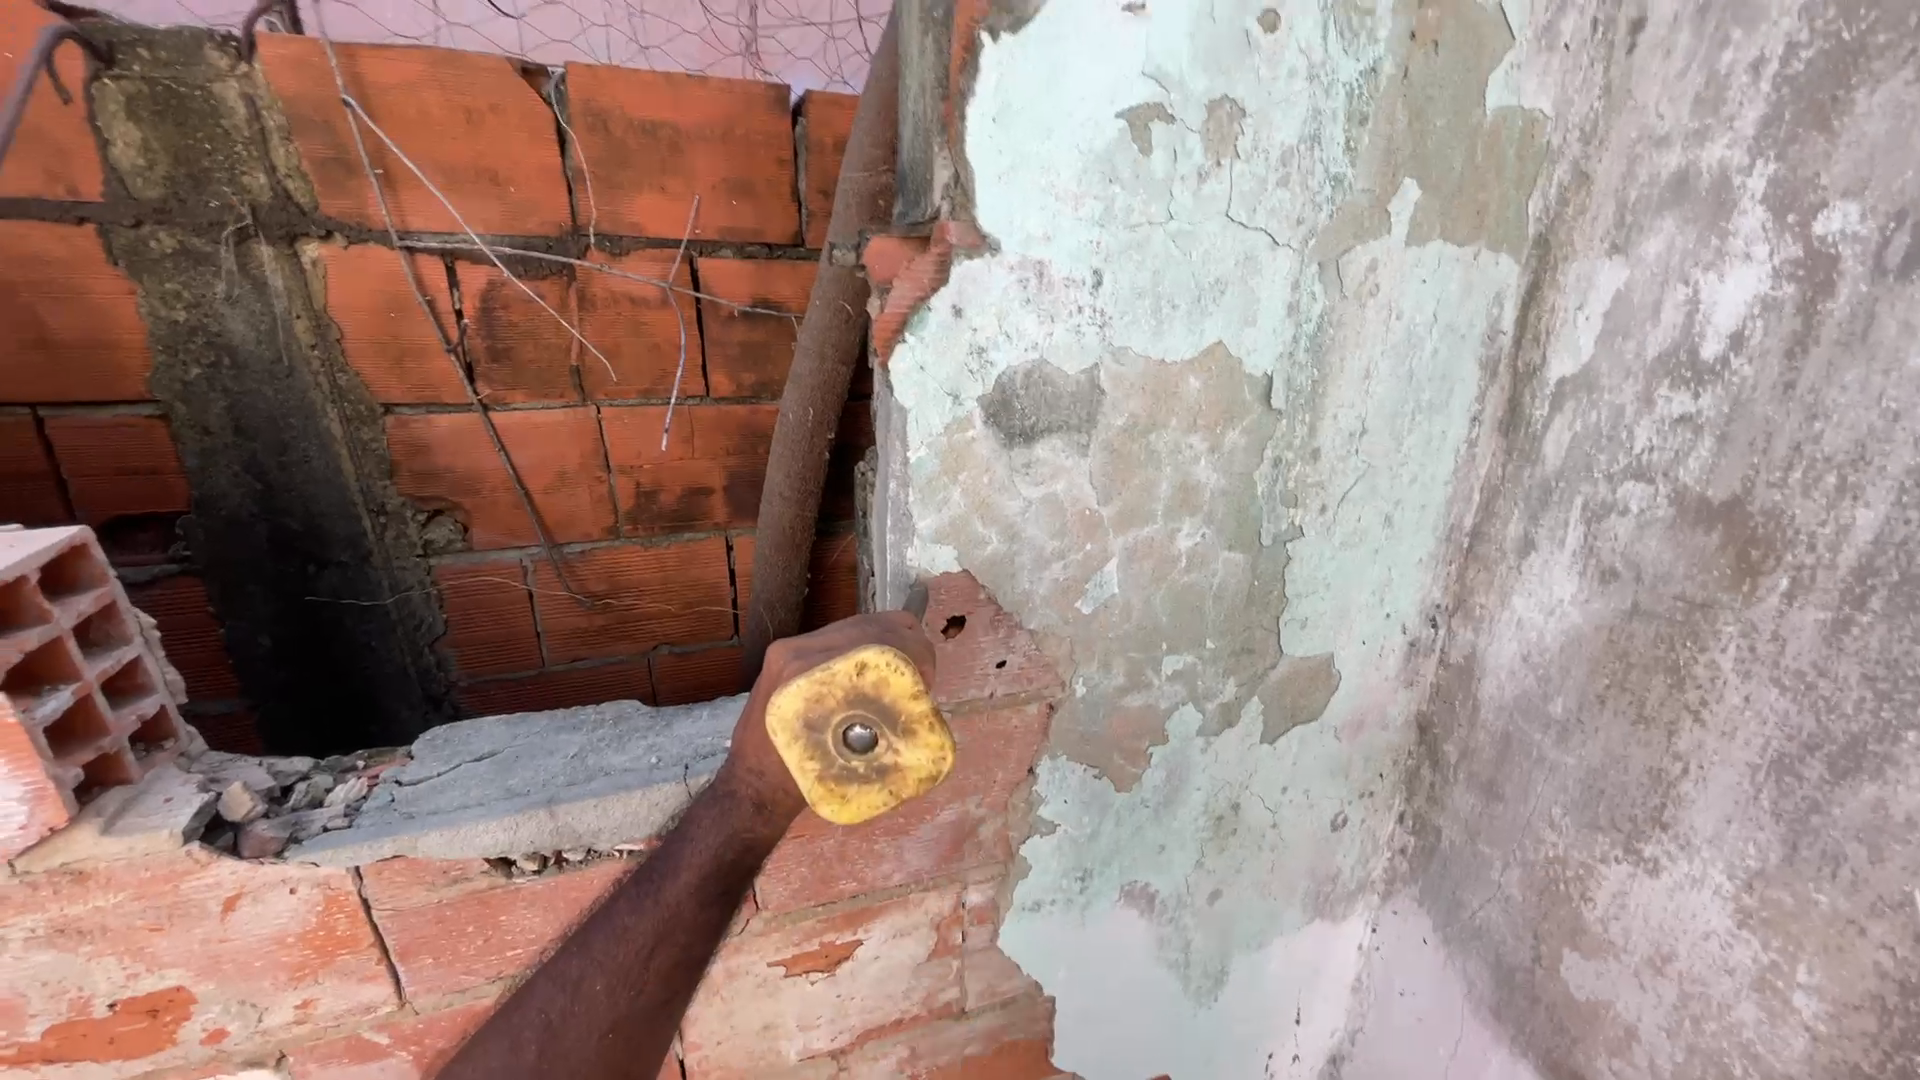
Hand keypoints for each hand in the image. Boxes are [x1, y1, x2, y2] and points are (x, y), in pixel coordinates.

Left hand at [716, 610, 937, 834]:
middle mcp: (795, 650)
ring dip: (892, 645)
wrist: (750, 787)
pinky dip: (872, 647)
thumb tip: (922, 712)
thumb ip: (877, 727)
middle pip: (869, 624)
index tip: (925, 683)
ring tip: (907, 677)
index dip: (913, 653)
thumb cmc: (796, 783)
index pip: (874, 639)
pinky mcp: (791, 652)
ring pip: (859, 625)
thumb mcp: (845, 760)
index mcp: (804, 670)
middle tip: (923, 680)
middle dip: (908, 646)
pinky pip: (844, 636)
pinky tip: (883, 672)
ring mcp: (791, 647)